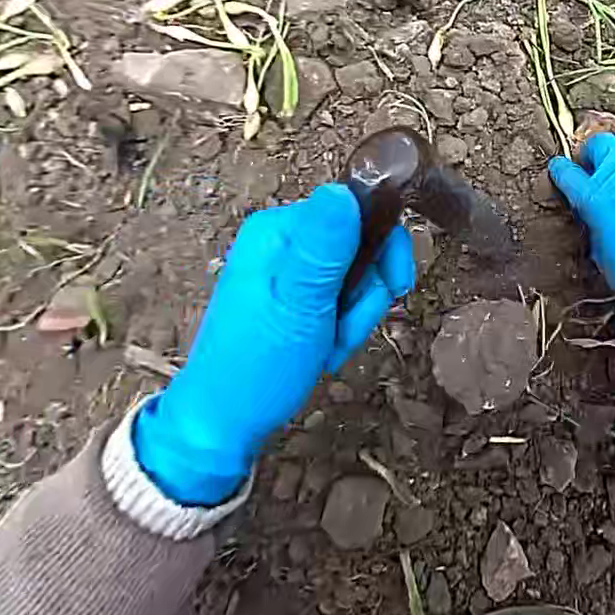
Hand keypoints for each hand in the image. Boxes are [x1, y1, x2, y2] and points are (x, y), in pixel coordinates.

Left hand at [133, 184, 415, 504]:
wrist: (225, 424)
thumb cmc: (258, 364)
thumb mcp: (299, 303)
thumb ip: (324, 247)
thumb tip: (344, 190)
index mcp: (281, 229)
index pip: (361, 211)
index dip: (384, 249)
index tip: (389, 286)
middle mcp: (289, 240)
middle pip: (367, 243)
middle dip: (370, 289)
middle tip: (349, 324)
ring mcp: (296, 268)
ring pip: (364, 273)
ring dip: (360, 313)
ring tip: (332, 341)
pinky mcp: (302, 293)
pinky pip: (349, 294)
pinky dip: (349, 322)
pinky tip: (328, 344)